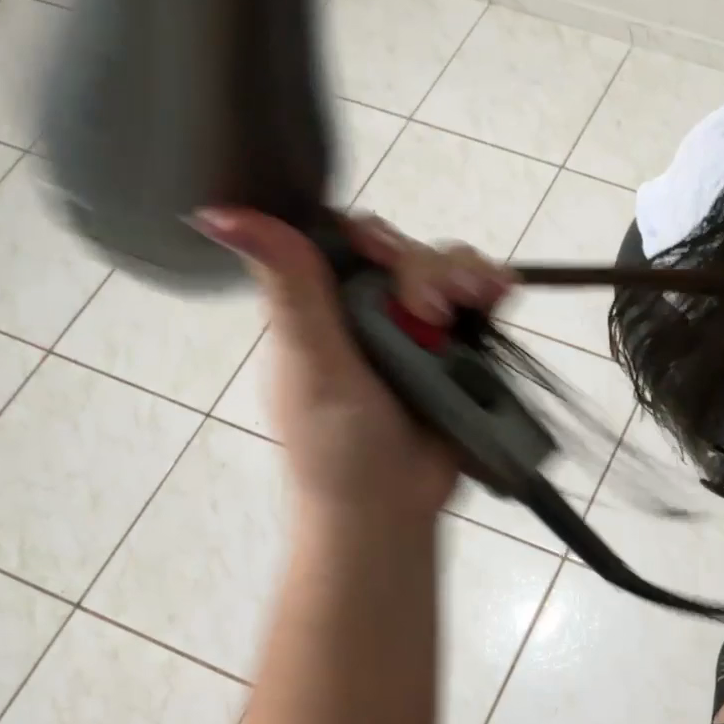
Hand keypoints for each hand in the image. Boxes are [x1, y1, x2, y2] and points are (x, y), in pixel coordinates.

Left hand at [195, 209, 512, 524]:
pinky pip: (477, 307)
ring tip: (484, 296)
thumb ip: (290, 290)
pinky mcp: (458, 352)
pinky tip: (504, 292)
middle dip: (428, 269)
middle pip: (405, 254)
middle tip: (433, 310)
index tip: (387, 256)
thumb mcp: (311, 363)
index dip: (372, 237)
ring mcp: (418, 332)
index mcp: (321, 308)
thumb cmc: (336, 446)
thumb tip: (220, 214)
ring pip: (447, 273)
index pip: (345, 241)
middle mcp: (370, 312)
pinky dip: (492, 293)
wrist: (390, 509)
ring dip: (467, 275)